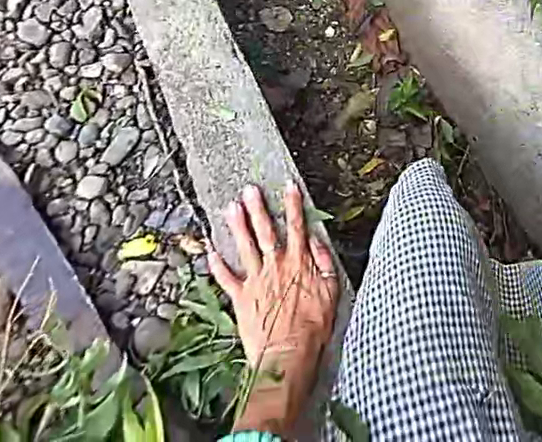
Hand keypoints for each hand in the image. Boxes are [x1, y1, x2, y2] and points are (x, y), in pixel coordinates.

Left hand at [208, 180, 339, 435]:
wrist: (288, 356)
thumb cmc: (312, 327)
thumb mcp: (331, 291)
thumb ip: (325, 263)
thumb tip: (317, 241)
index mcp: (298, 262)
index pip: (295, 226)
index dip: (293, 205)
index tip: (288, 187)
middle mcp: (275, 266)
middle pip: (266, 231)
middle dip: (258, 208)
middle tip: (249, 190)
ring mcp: (256, 281)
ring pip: (245, 247)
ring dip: (238, 226)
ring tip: (231, 208)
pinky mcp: (242, 299)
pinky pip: (227, 279)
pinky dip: (217, 265)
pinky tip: (210, 251)